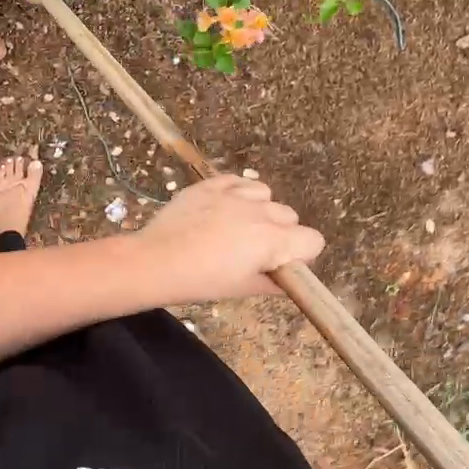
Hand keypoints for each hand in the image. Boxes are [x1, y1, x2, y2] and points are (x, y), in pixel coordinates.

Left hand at [134, 174, 323, 301]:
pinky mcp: (208, 185)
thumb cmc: (201, 281)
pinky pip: (236, 180)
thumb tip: (285, 280)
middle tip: (254, 250)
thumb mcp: (243, 288)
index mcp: (273, 240)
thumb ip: (273, 282)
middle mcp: (258, 211)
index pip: (313, 240)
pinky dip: (237, 191)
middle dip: (280, 232)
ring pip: (264, 194)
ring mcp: (232, 194)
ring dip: (259, 208)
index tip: (280, 264)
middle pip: (289, 216)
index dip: (301, 254)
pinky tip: (224, 207)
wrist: (156, 261)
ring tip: (236, 226)